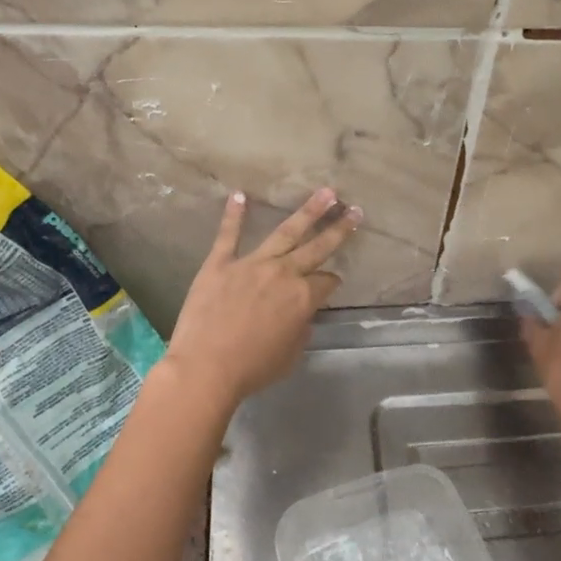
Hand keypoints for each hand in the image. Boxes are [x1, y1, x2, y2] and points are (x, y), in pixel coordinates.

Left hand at [162, 188, 359, 406]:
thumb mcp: (290, 355)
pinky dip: (233, 215)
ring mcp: (251, 264)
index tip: (332, 283)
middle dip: (339, 228)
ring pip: (285, 231)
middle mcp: (283, 273)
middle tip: (354, 209)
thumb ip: (300, 329)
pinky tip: (239, 195)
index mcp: (304, 297)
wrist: (206, 367)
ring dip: (308, 211)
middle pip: (317, 246)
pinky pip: (229, 235)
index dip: (331, 282)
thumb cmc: (253, 368)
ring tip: (326, 192)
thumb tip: (299, 315)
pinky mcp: (220, 263)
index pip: (327, 281)